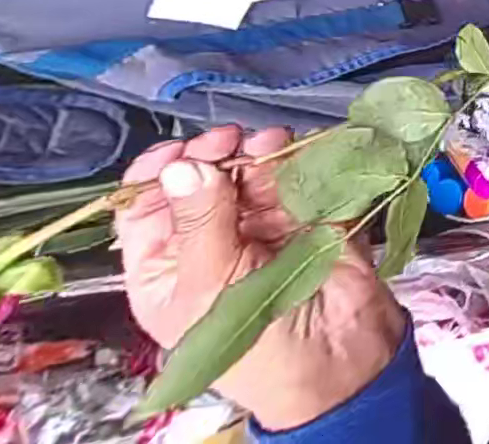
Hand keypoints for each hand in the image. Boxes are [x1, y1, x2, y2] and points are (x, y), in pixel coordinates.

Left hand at [116, 126, 404, 429]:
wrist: (337, 349)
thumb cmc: (254, 338)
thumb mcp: (210, 286)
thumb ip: (202, 223)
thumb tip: (183, 166)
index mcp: (171, 264)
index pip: (151, 210)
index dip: (159, 176)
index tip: (181, 149)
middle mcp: (219, 239)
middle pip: (211, 183)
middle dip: (220, 156)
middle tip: (235, 140)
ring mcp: (272, 224)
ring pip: (261, 175)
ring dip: (265, 153)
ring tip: (275, 141)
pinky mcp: (320, 214)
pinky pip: (311, 179)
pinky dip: (309, 160)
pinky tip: (307, 150)